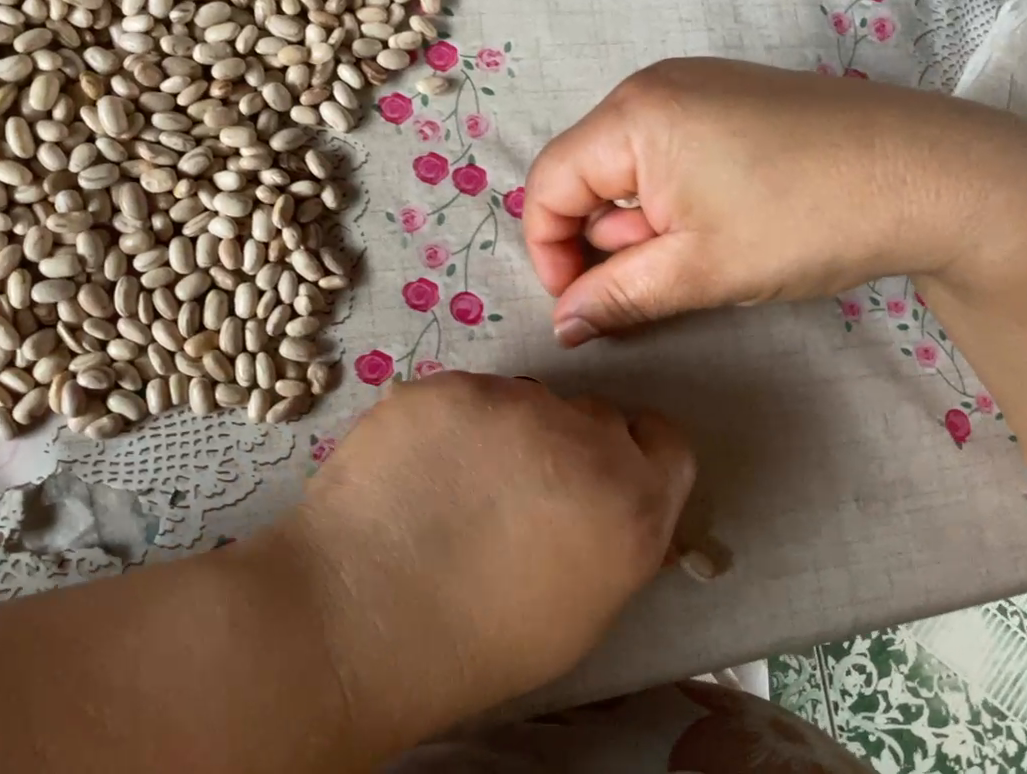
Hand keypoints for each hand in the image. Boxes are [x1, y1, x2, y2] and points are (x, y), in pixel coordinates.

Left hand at [275, 372, 694, 736]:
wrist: (363, 619)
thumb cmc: (478, 641)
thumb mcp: (583, 606)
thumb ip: (612, 533)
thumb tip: (603, 497)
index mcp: (633, 500)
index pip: (662, 440)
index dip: (633, 454)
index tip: (600, 472)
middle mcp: (583, 436)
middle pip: (593, 414)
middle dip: (567, 443)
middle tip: (517, 486)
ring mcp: (510, 401)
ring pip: (524, 399)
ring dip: (506, 428)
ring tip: (455, 481)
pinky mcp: (447, 385)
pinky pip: (465, 394)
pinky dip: (450, 422)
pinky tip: (417, 466)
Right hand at [524, 58, 1026, 344]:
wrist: (939, 176)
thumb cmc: (806, 220)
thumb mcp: (699, 270)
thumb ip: (616, 297)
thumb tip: (562, 326)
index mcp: (633, 114)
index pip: (548, 183)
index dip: (548, 251)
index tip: (578, 305)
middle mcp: (653, 88)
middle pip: (585, 174)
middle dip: (601, 241)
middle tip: (644, 290)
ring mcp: (695, 89)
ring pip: (628, 172)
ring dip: (641, 227)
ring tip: (695, 261)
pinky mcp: (729, 103)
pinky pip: (668, 158)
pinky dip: (673, 204)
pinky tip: (718, 230)